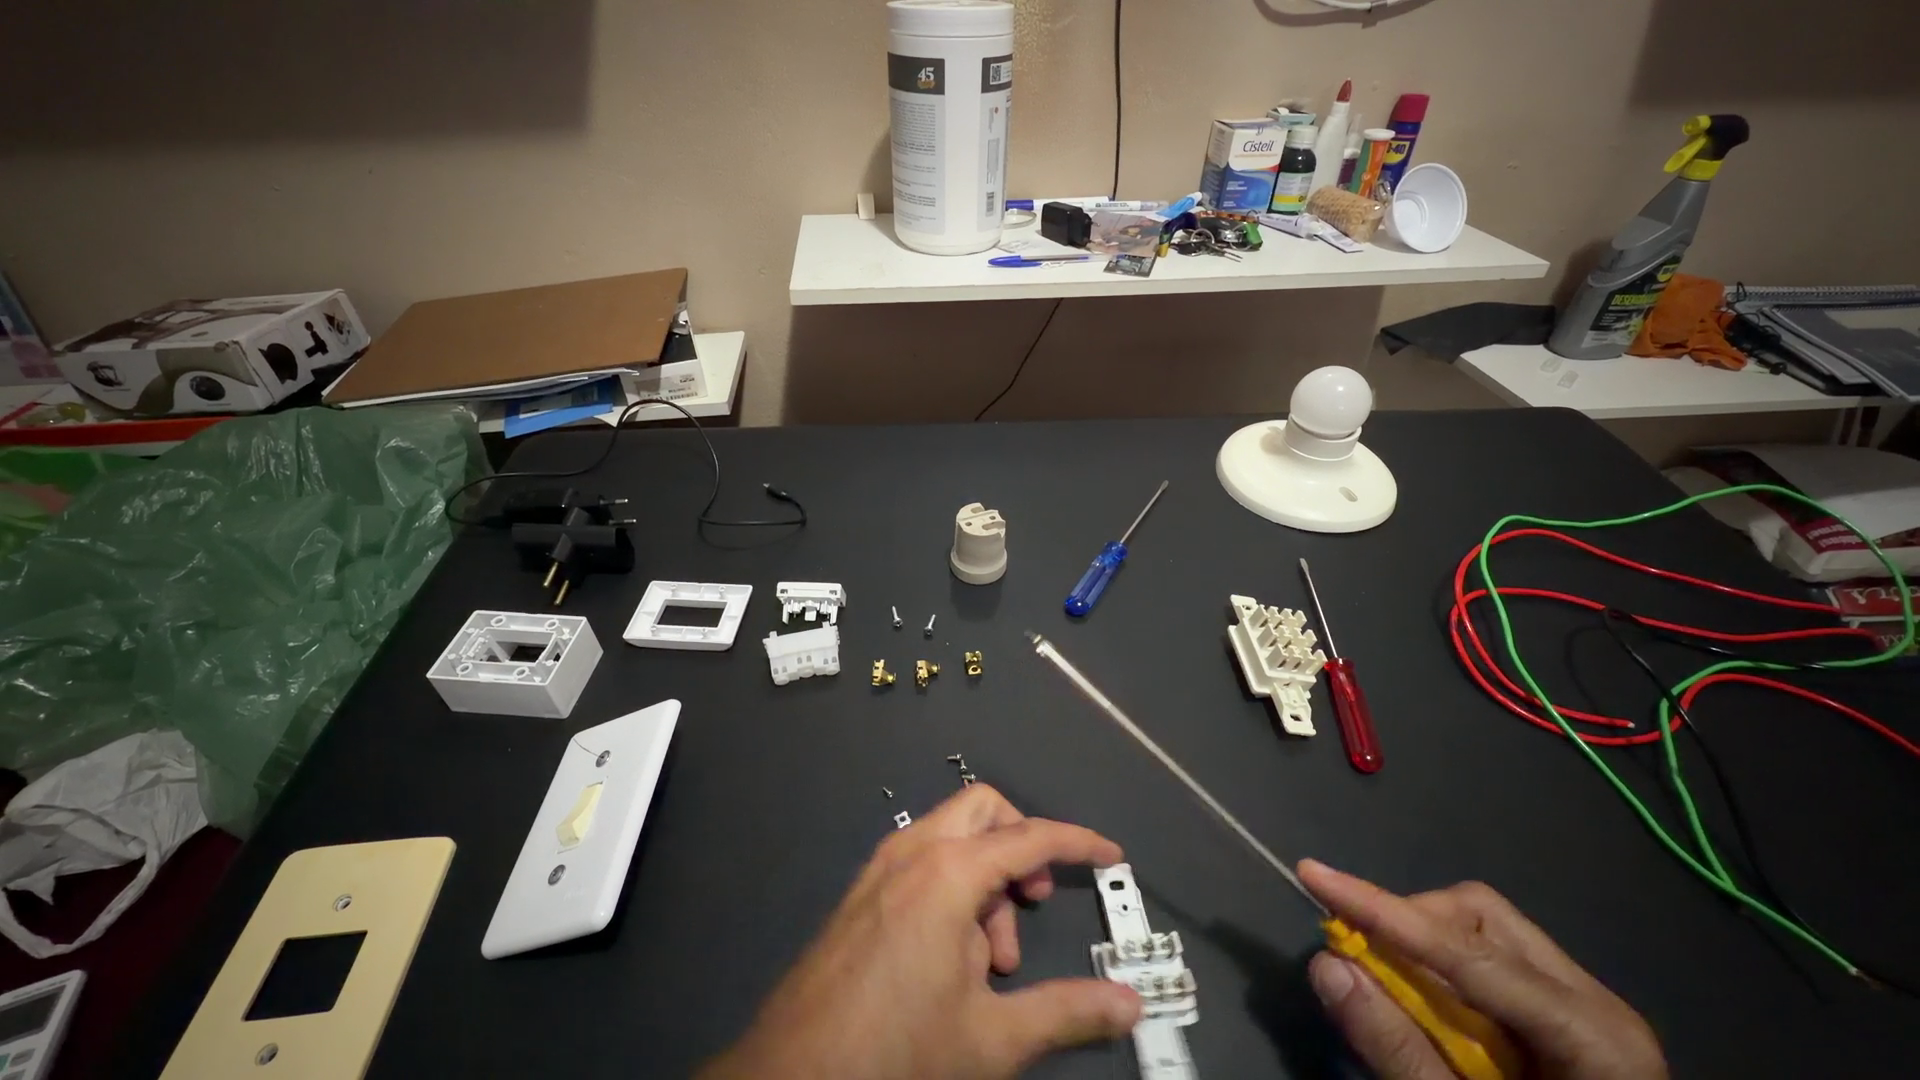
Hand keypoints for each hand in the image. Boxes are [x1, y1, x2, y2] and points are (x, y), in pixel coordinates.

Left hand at [697, 785, 1141, 1079]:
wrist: (793, 1074)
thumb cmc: (897, 1050)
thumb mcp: (992, 1038)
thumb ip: (1067, 1012)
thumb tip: (1127, 1005)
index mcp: (947, 873)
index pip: (1030, 837)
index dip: (1077, 843)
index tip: (1111, 855)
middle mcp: (911, 853)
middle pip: (985, 810)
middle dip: (1021, 846)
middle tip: (1032, 906)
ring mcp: (880, 869)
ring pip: (952, 838)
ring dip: (986, 880)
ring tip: (989, 963)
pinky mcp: (862, 893)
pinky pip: (922, 863)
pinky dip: (952, 888)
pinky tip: (950, 961)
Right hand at [1300, 860, 1665, 1079]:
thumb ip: (1401, 1051)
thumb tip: (1326, 966)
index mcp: (1590, 1034)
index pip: (1464, 948)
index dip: (1381, 909)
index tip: (1311, 872)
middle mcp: (1593, 1002)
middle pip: (1478, 917)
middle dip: (1407, 924)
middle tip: (1354, 954)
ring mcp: (1583, 1008)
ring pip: (1481, 929)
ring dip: (1421, 946)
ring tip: (1389, 990)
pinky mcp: (1564, 1020)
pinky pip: (1489, 963)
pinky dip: (1441, 973)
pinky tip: (1426, 1012)